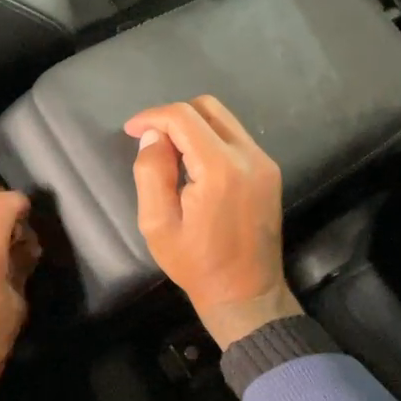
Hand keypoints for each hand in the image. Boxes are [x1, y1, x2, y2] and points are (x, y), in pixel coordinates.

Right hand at [125, 96, 303, 348]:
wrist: (246, 293)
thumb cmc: (196, 263)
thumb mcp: (157, 223)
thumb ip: (151, 172)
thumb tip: (153, 137)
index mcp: (220, 169)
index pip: (183, 117)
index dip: (152, 117)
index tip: (131, 131)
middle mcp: (248, 156)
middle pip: (207, 107)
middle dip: (173, 115)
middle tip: (150, 140)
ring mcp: (264, 162)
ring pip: (224, 118)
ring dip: (192, 125)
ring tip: (169, 151)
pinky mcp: (269, 171)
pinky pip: (235, 136)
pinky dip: (209, 137)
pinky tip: (192, 163)